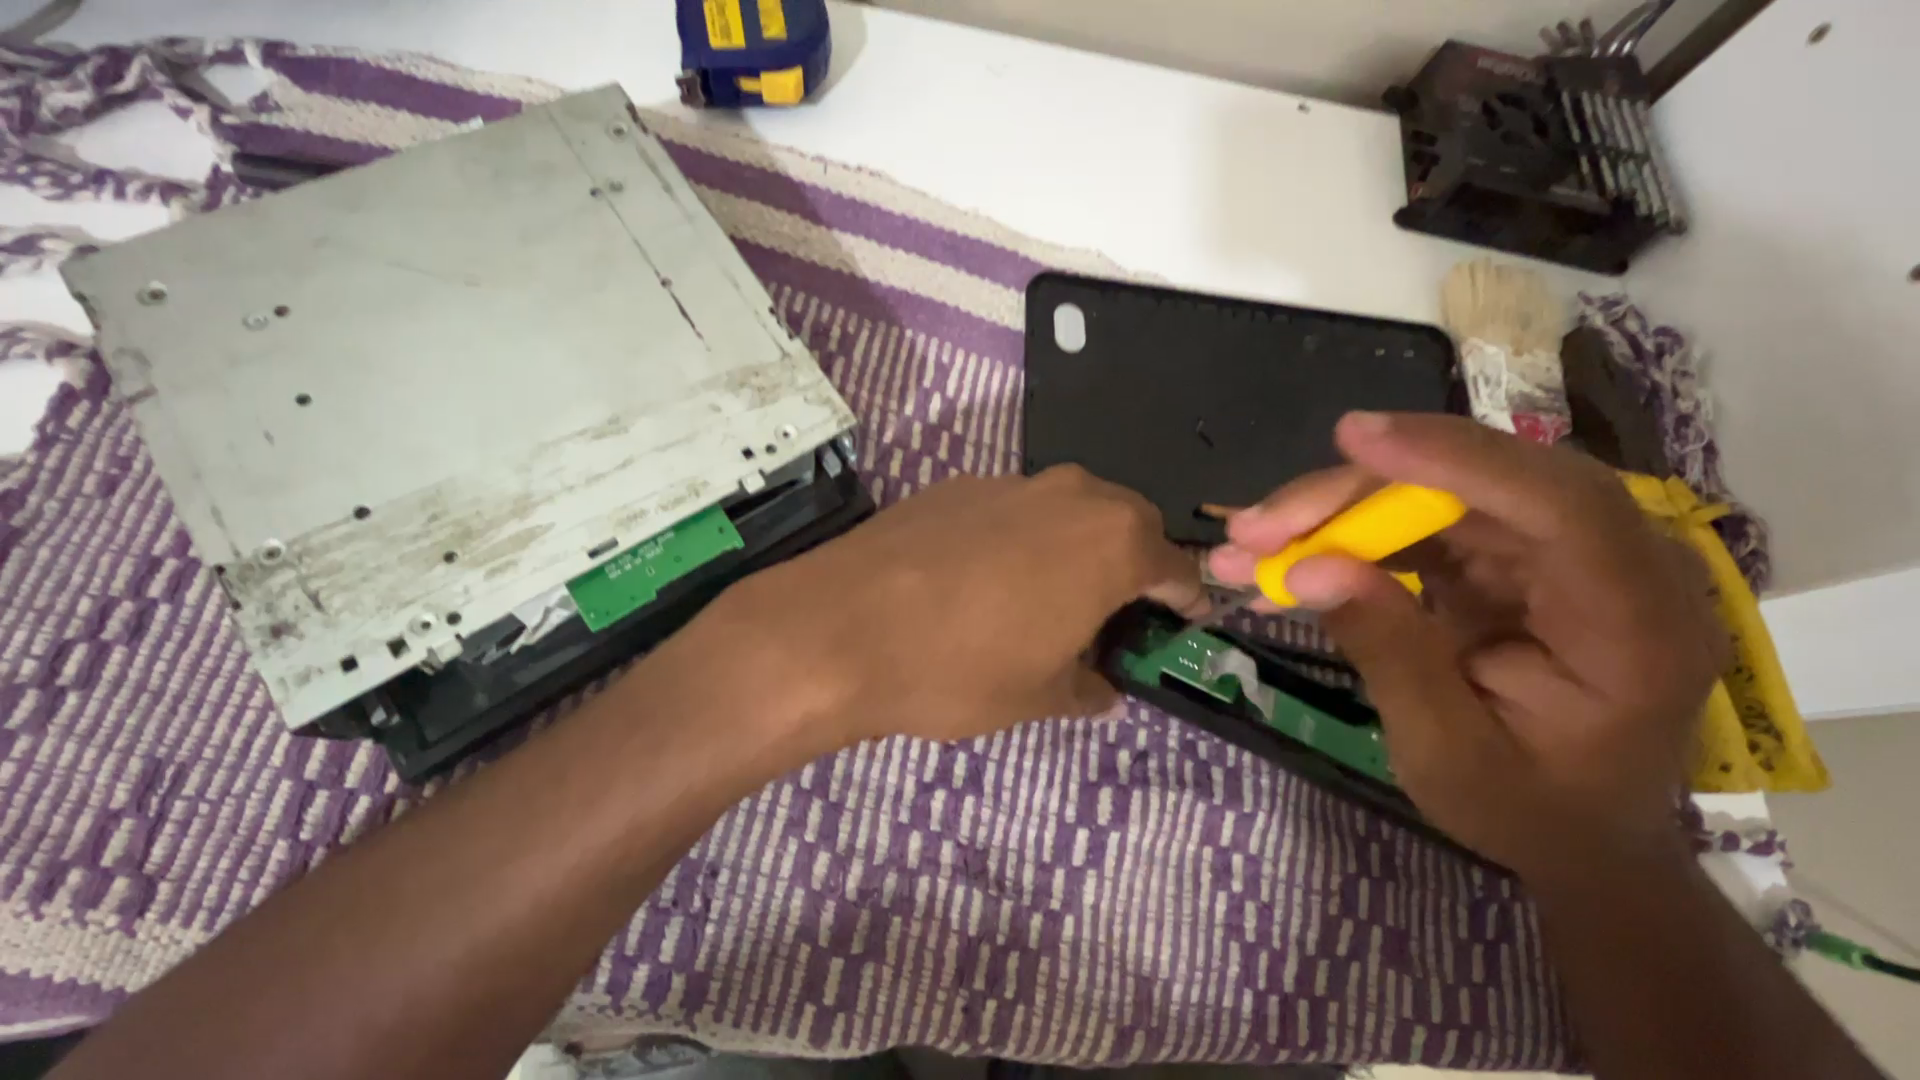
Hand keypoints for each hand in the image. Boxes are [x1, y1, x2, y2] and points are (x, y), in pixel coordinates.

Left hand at [695, 465, 1204, 755]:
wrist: (838, 627)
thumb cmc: (958, 669)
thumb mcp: (1039, 697)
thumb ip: (1087, 688)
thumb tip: (1103, 688)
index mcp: (1112, 542)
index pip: (1176, 567)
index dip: (1185, 600)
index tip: (1181, 625)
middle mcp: (1071, 496)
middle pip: (1127, 524)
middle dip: (1133, 566)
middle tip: (1113, 614)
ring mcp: (1009, 483)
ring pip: (1068, 510)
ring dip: (1075, 548)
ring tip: (1046, 599)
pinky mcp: (956, 485)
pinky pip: (1013, 510)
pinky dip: (1020, 540)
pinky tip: (982, 582)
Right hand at [1209, 412, 1723, 877]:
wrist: (1576, 838)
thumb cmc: (1529, 812)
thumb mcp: (1448, 754)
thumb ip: (1391, 655)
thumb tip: (1308, 570)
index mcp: (1633, 625)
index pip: (1559, 506)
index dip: (1456, 460)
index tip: (1354, 437)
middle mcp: (1609, 567)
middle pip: (1481, 486)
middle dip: (1356, 495)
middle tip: (1254, 527)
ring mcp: (1555, 557)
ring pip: (1437, 496)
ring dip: (1334, 513)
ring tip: (1246, 544)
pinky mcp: (1508, 559)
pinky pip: (1419, 523)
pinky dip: (1344, 537)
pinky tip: (1280, 559)